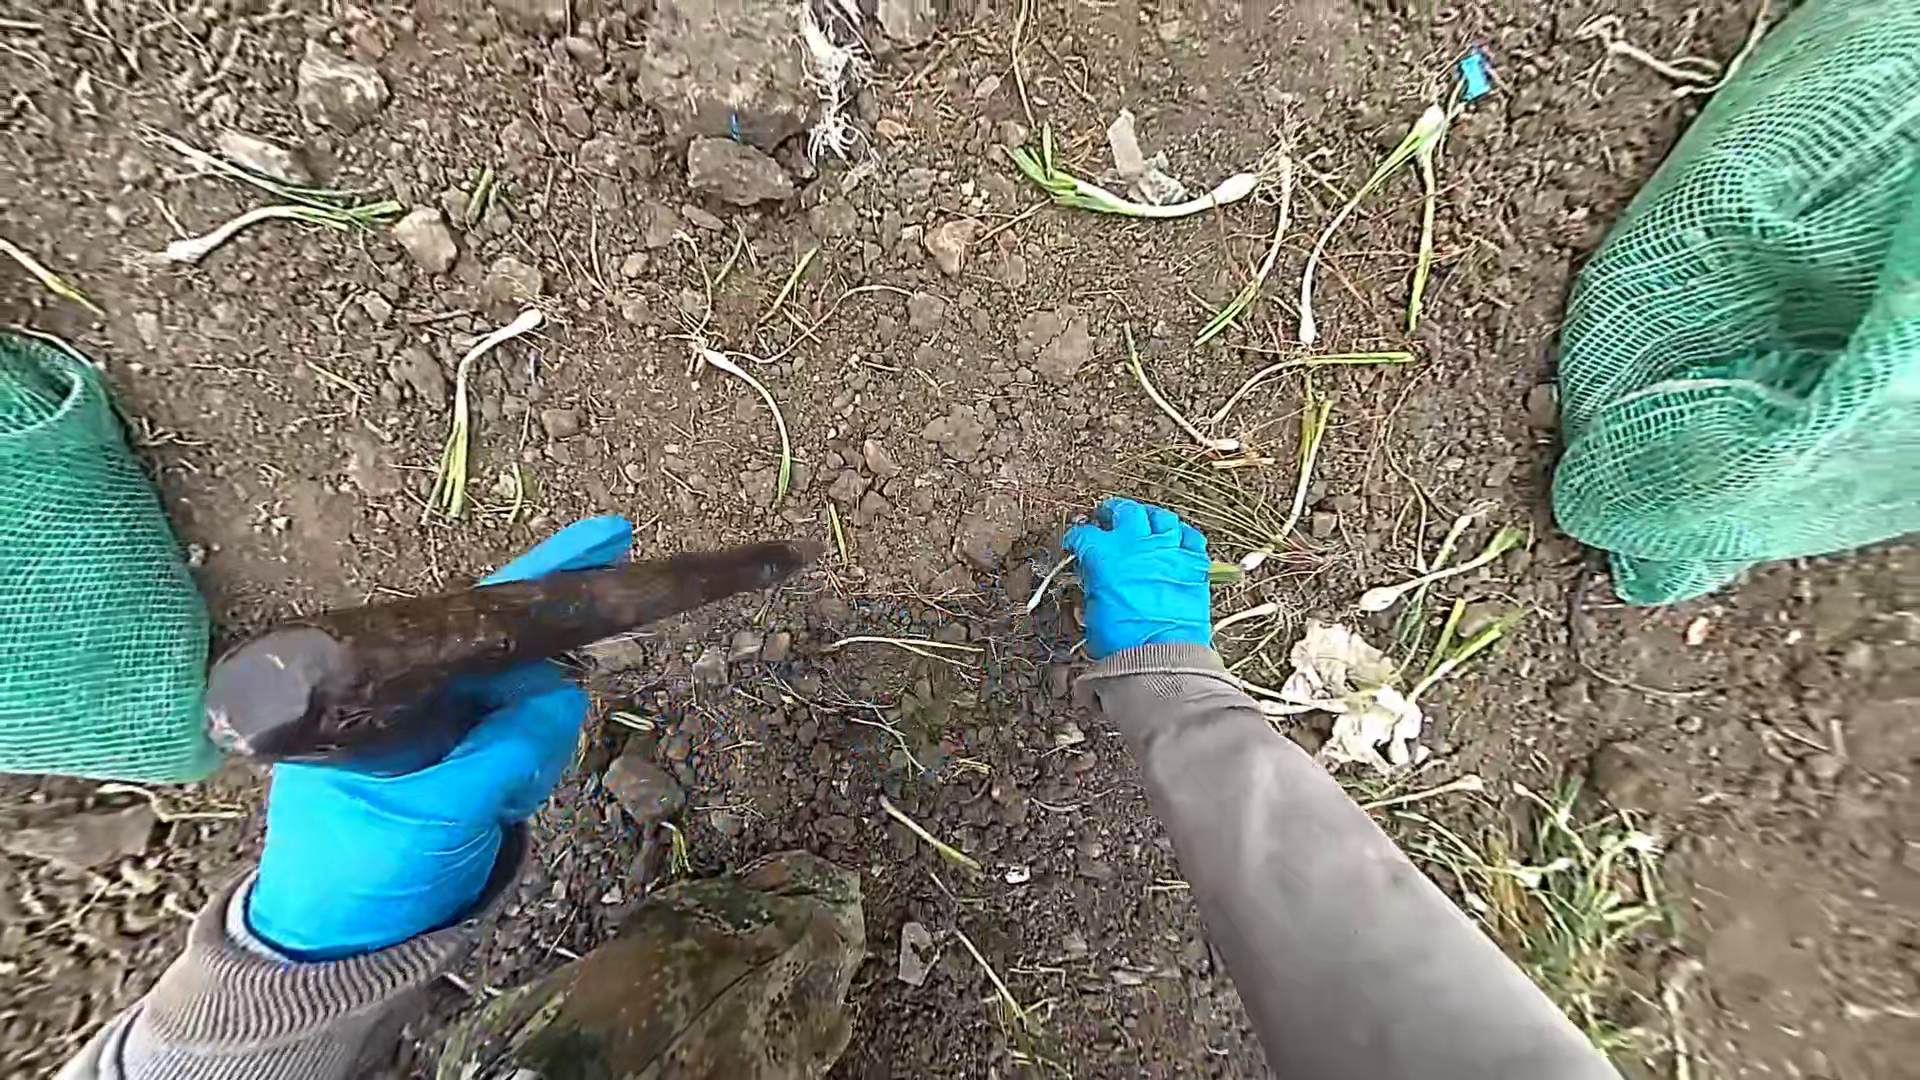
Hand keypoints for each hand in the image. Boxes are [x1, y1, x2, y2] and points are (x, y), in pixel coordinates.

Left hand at [247, 516, 633, 958]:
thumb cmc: (364, 868)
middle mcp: (437, 688)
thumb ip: (502, 752)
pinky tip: (510, 796)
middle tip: (529, 739)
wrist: (356, 935)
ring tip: (500, 796)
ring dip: (539, 744)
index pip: (479, 614)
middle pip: (527, 652)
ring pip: (547, 698)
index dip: (546, 572)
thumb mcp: (432, 813)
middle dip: (542, 692)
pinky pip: (547, 733)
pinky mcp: (496, 746)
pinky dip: (541, 762)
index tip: (609, 537)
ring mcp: (470, 718)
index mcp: (393, 685)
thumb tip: (559, 699)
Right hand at [1063, 498, 1210, 659]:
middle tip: (1108, 514)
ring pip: (1160, 517)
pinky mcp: (1193, 563)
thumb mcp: (1094, 608)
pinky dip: (1181, 533)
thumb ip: (1095, 582)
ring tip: (1143, 518)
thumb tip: (1096, 575)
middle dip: (1113, 511)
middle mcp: (1137, 545)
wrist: (1159, 656)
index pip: (1085, 534)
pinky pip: (1191, 537)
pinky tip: (1175, 536)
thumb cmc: (1124, 640)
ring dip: (1148, 515)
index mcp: (1105, 555)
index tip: (1077, 541)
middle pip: (1125, 511)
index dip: (1077, 537)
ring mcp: (1168, 551)